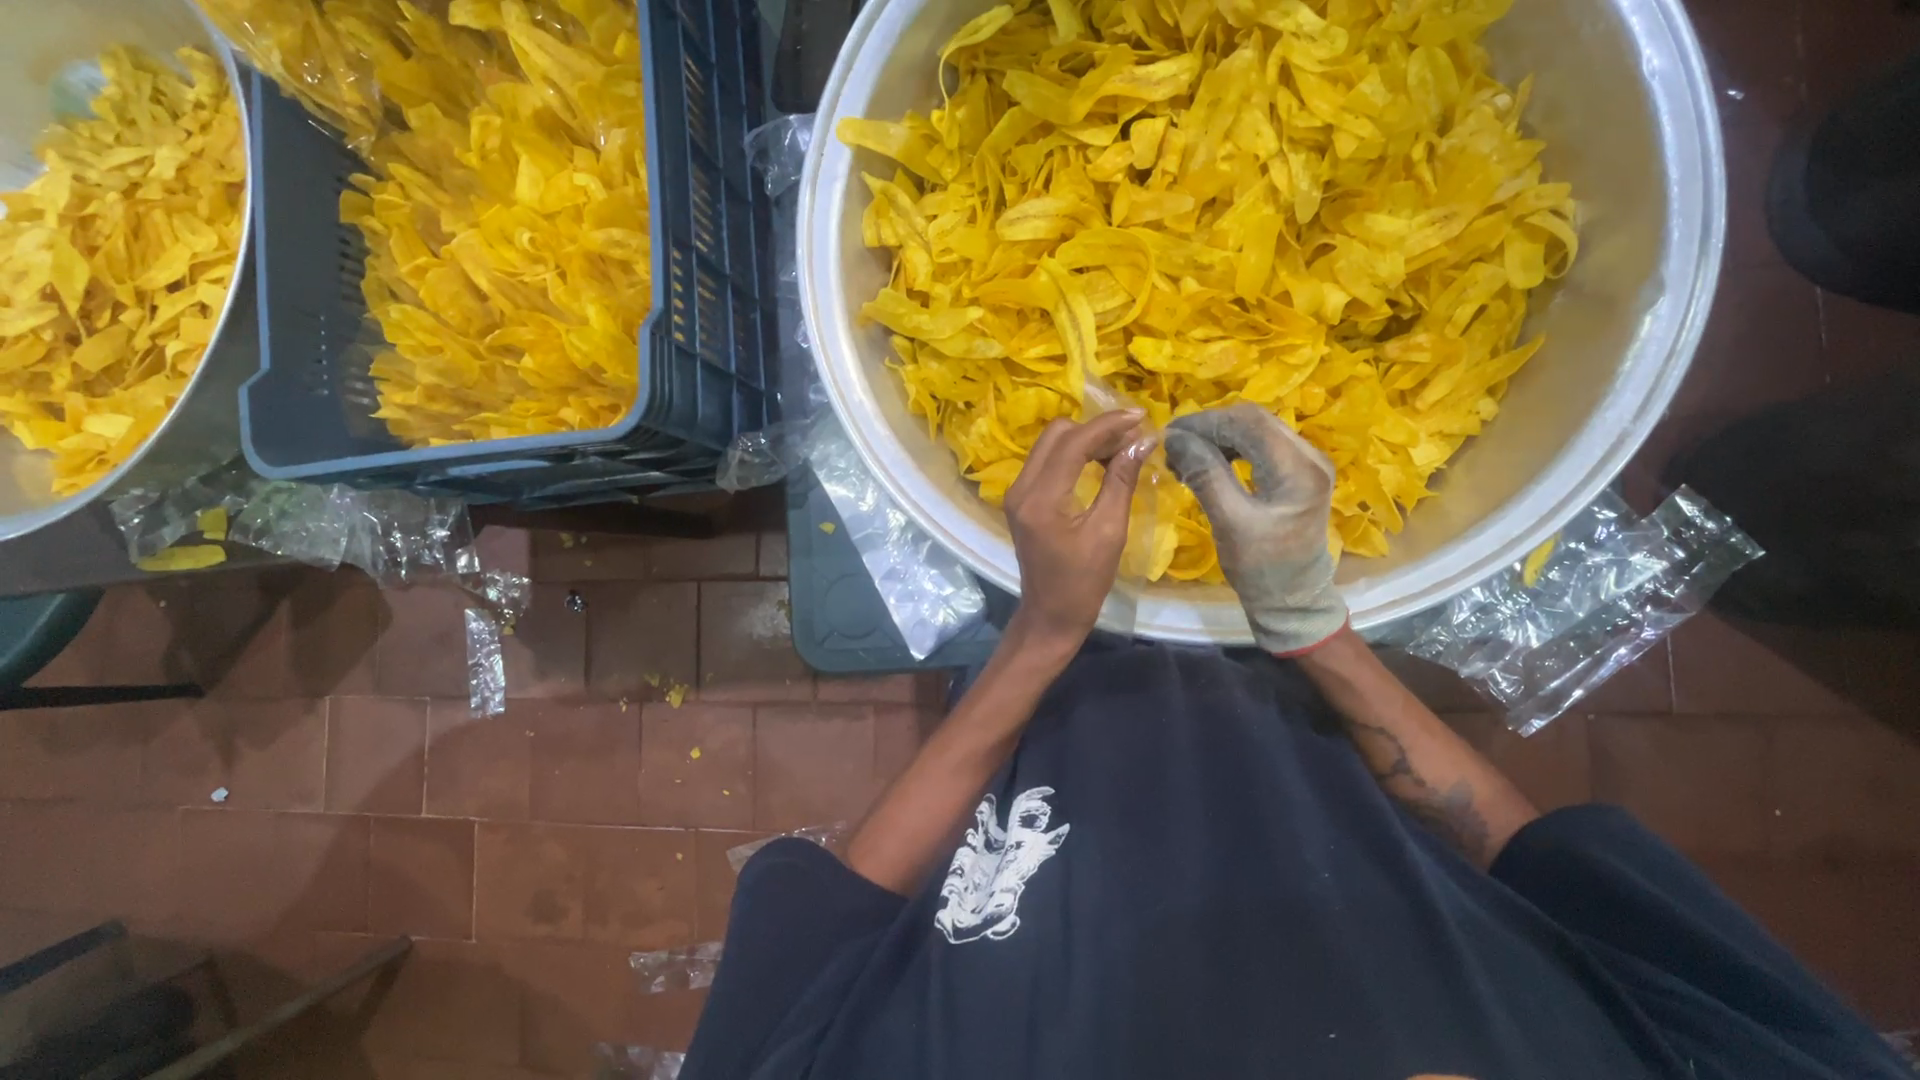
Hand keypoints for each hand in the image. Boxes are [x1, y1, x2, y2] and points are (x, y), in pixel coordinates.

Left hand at [1002, 409, 1155, 654]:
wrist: (1051, 614)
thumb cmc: (1084, 582)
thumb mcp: (1110, 531)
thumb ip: (1121, 481)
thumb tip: (1143, 441)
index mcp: (1041, 499)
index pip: (1073, 443)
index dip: (1108, 425)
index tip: (1140, 417)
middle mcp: (1021, 488)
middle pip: (1057, 434)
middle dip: (1095, 429)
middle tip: (1132, 440)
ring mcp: (1017, 493)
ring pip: (1050, 444)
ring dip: (1085, 439)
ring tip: (1121, 450)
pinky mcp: (1021, 499)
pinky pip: (1046, 461)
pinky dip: (1073, 454)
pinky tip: (1100, 462)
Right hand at [1164, 404, 1346, 654]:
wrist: (1293, 601)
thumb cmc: (1261, 568)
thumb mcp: (1229, 521)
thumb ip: (1205, 474)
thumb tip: (1175, 438)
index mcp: (1298, 468)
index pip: (1247, 422)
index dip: (1204, 422)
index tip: (1168, 436)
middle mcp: (1310, 456)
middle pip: (1253, 420)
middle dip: (1210, 427)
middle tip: (1174, 447)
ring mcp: (1308, 463)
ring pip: (1256, 430)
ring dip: (1218, 437)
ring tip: (1186, 458)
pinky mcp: (1299, 473)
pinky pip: (1261, 445)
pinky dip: (1231, 448)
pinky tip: (1208, 464)